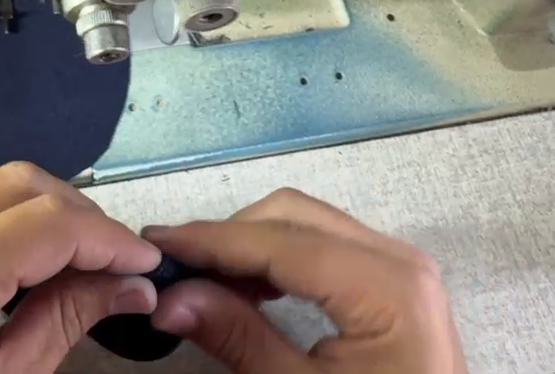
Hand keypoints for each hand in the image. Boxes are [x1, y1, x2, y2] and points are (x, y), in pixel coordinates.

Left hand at [0, 162, 162, 373]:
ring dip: (33, 206)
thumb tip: (131, 285)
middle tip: (110, 257)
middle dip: (74, 212)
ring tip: (67, 254)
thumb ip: (64, 322)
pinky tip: (8, 252)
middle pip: (17, 182)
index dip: (106, 236)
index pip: (45, 224)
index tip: (144, 259)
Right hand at [144, 188, 467, 372]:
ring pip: (303, 221)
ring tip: (200, 275)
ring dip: (249, 242)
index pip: (279, 241)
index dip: (212, 240)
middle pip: (291, 215)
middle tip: (175, 265)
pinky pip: (322, 243)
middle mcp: (396, 255)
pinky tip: (245, 285)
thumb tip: (168, 297)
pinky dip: (277, 256)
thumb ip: (238, 339)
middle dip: (229, 236)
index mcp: (385, 286)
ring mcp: (399, 262)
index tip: (156, 242)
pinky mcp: (393, 277)